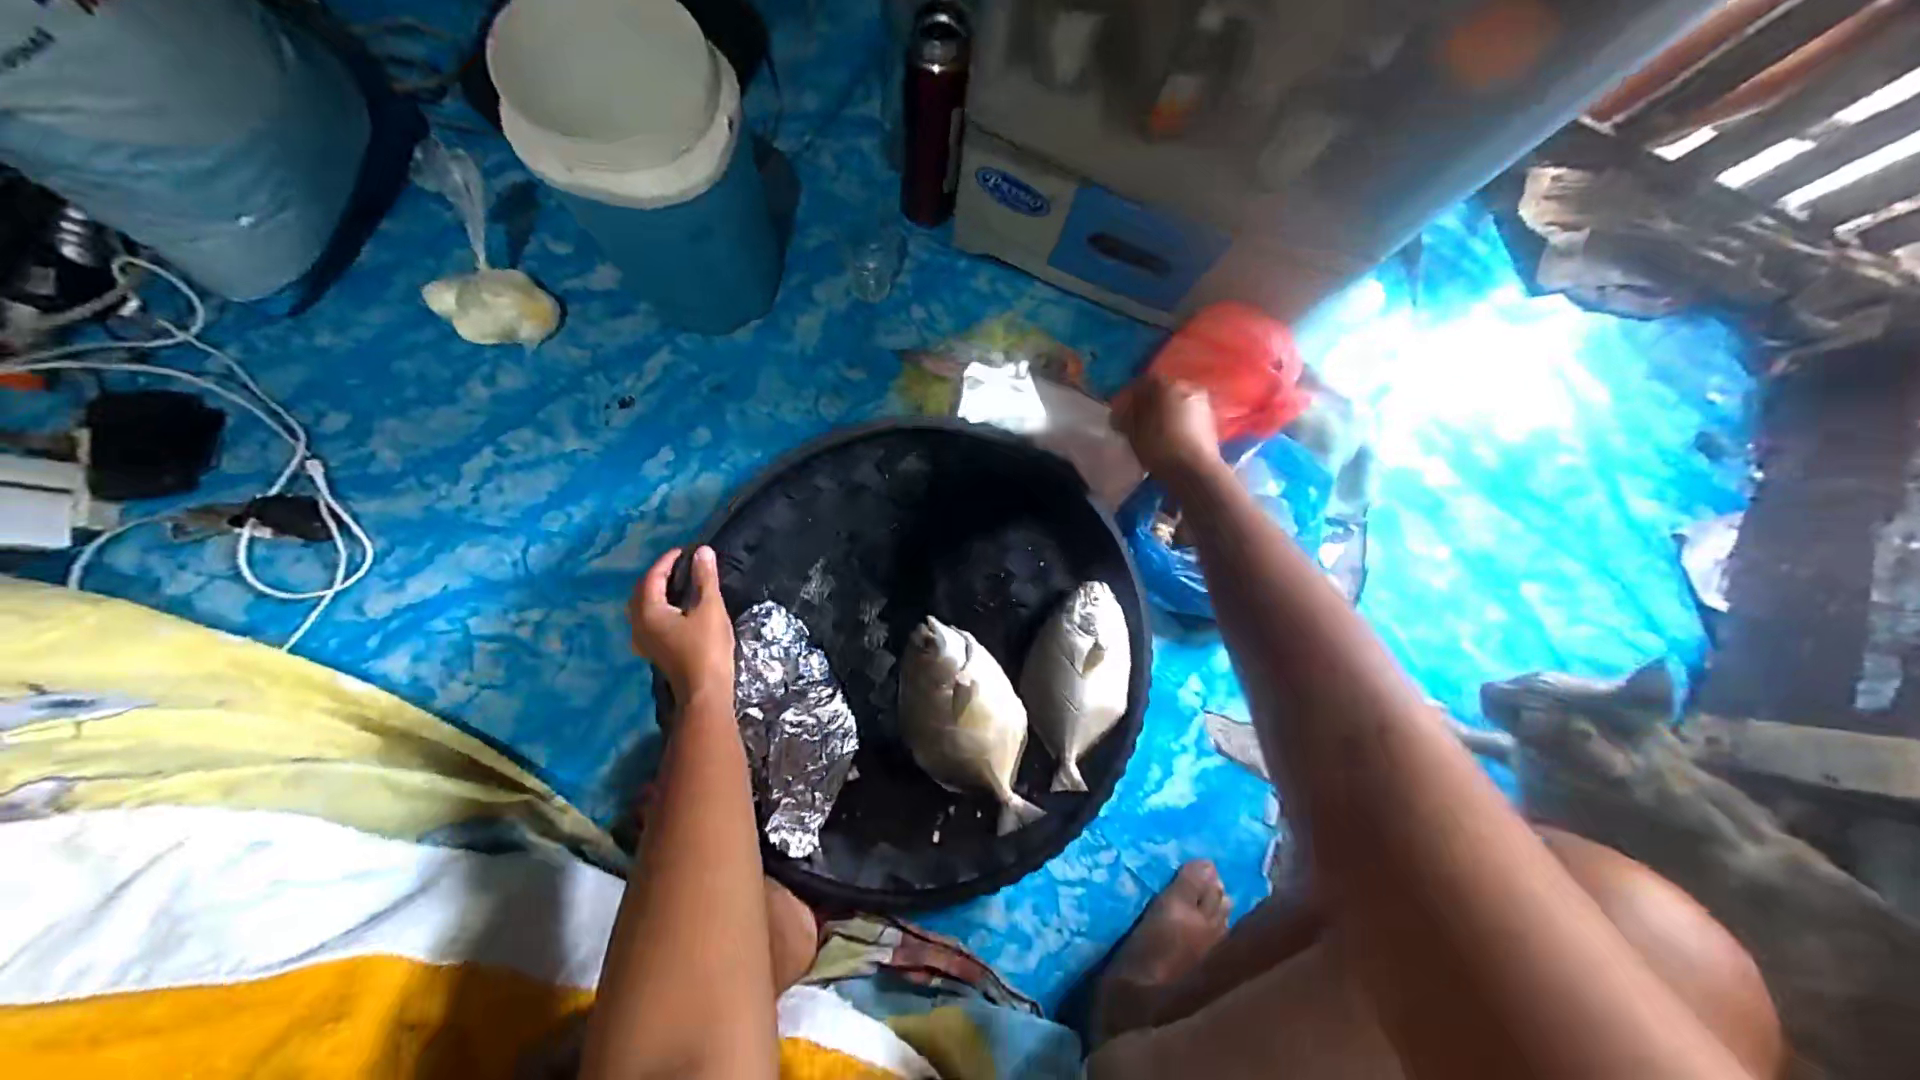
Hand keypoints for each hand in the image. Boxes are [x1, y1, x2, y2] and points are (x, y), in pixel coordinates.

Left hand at [631, 546, 734, 706]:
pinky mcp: (654, 650)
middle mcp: (638, 625)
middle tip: (681, 564)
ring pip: (643, 606)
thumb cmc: (707, 648)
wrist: (705, 691)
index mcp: (648, 612)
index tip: (687, 550)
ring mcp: (644, 640)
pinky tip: (675, 608)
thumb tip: (703, 551)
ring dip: (658, 590)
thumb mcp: (709, 609)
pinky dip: (659, 606)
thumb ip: (705, 578)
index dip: (668, 561)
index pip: (652, 577)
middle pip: (641, 591)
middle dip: (659, 574)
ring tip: (679, 582)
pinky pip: (649, 619)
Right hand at [1112, 374, 1222, 483]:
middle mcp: (1188, 387)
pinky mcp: (1211, 420)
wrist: (1195, 471)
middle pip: (1163, 390)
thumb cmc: (1159, 447)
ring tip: (1154, 430)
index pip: (1144, 382)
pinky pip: (1188, 414)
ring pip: (1177, 402)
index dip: (1130, 395)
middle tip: (1136, 419)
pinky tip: (1170, 435)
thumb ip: (1126, 416)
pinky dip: (1178, 420)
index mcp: (1167, 385)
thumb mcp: (1132, 432)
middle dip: (1149, 402)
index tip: (1121, 410)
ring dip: (1165, 412)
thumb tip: (1122, 411)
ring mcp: (1203, 403)